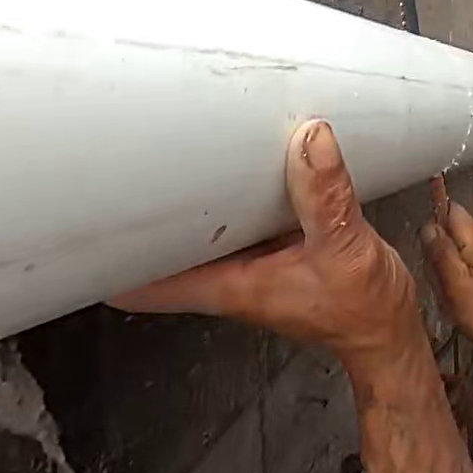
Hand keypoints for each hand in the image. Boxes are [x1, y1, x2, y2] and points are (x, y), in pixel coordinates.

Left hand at [110, 119, 419, 364]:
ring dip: (190, 199)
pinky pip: (238, 219)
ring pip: (202, 230)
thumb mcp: (346, 250)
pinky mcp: (272, 252)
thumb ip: (327, 196)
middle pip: (164, 245)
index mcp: (230, 285)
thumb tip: (311, 140)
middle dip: (144, 206)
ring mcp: (250, 265)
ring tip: (172, 150)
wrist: (387, 331)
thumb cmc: (364, 312)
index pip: (142, 281)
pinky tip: (242, 167)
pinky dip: (232, 196)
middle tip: (125, 157)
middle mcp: (231, 276)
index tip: (84, 215)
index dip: (107, 253)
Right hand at [421, 178, 472, 359]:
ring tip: (449, 290)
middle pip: (454, 230)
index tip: (427, 249)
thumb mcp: (454, 284)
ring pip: (461, 249)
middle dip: (440, 249)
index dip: (432, 225)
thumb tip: (427, 227)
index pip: (449, 209)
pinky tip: (462, 297)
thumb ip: (439, 252)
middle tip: (438, 276)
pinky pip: (470, 266)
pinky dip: (462, 278)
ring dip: (449, 267)